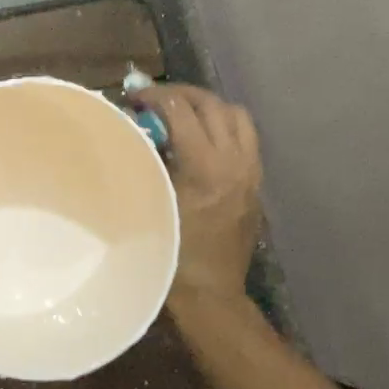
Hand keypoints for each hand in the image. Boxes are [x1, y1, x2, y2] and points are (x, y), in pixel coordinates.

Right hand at [132, 84, 262, 307]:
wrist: (210, 293)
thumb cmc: (170, 251)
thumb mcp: (151, 200)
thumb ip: (146, 158)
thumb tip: (134, 125)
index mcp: (206, 167)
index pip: (181, 110)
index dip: (154, 96)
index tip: (133, 98)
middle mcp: (235, 162)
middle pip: (212, 104)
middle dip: (180, 95)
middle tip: (153, 100)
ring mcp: (251, 172)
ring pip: (236, 116)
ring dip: (207, 107)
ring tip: (180, 115)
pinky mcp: (256, 183)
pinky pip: (244, 137)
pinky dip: (222, 127)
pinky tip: (199, 141)